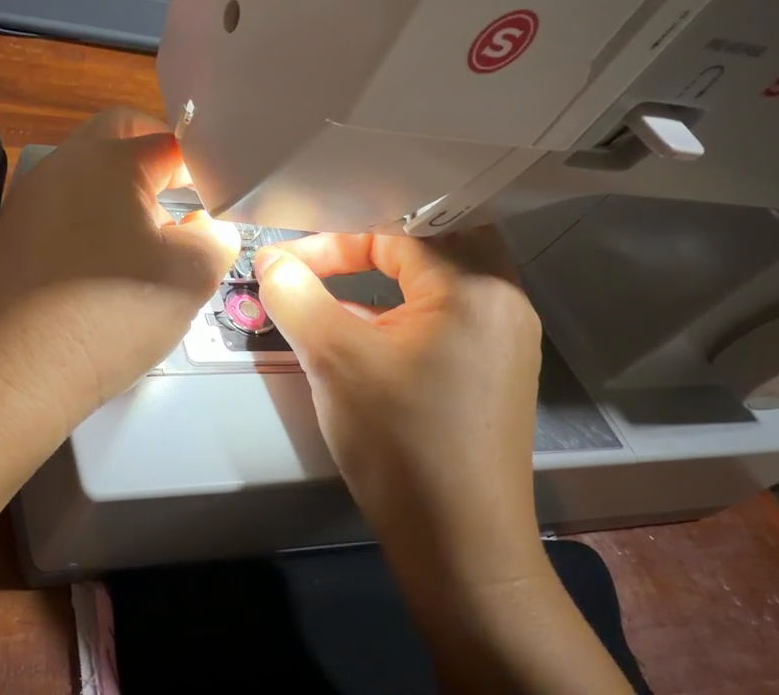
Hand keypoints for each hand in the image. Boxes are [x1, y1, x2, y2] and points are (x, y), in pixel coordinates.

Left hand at [0, 108, 240, 425]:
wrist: (21, 368)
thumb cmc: (113, 313)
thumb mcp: (192, 275)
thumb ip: (213, 236)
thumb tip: (199, 224)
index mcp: (111, 160)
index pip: (167, 139)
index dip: (199, 163)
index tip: (214, 196)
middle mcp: (63, 164)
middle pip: (115, 133)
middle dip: (151, 153)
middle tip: (179, 191)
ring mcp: (29, 196)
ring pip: (83, 169)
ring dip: (116, 185)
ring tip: (143, 232)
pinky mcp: (9, 230)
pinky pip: (58, 204)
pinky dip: (86, 214)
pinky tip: (99, 259)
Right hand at [253, 229, 544, 579]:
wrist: (459, 545)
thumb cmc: (399, 440)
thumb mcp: (333, 358)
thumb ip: (295, 294)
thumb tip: (271, 259)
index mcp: (475, 286)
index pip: (394, 233)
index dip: (331, 243)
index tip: (284, 267)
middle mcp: (504, 300)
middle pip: (430, 242)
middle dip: (368, 245)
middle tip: (321, 254)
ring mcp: (507, 338)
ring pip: (439, 279)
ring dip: (384, 278)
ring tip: (331, 288)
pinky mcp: (498, 370)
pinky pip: (448, 315)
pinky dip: (403, 311)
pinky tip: (362, 333)